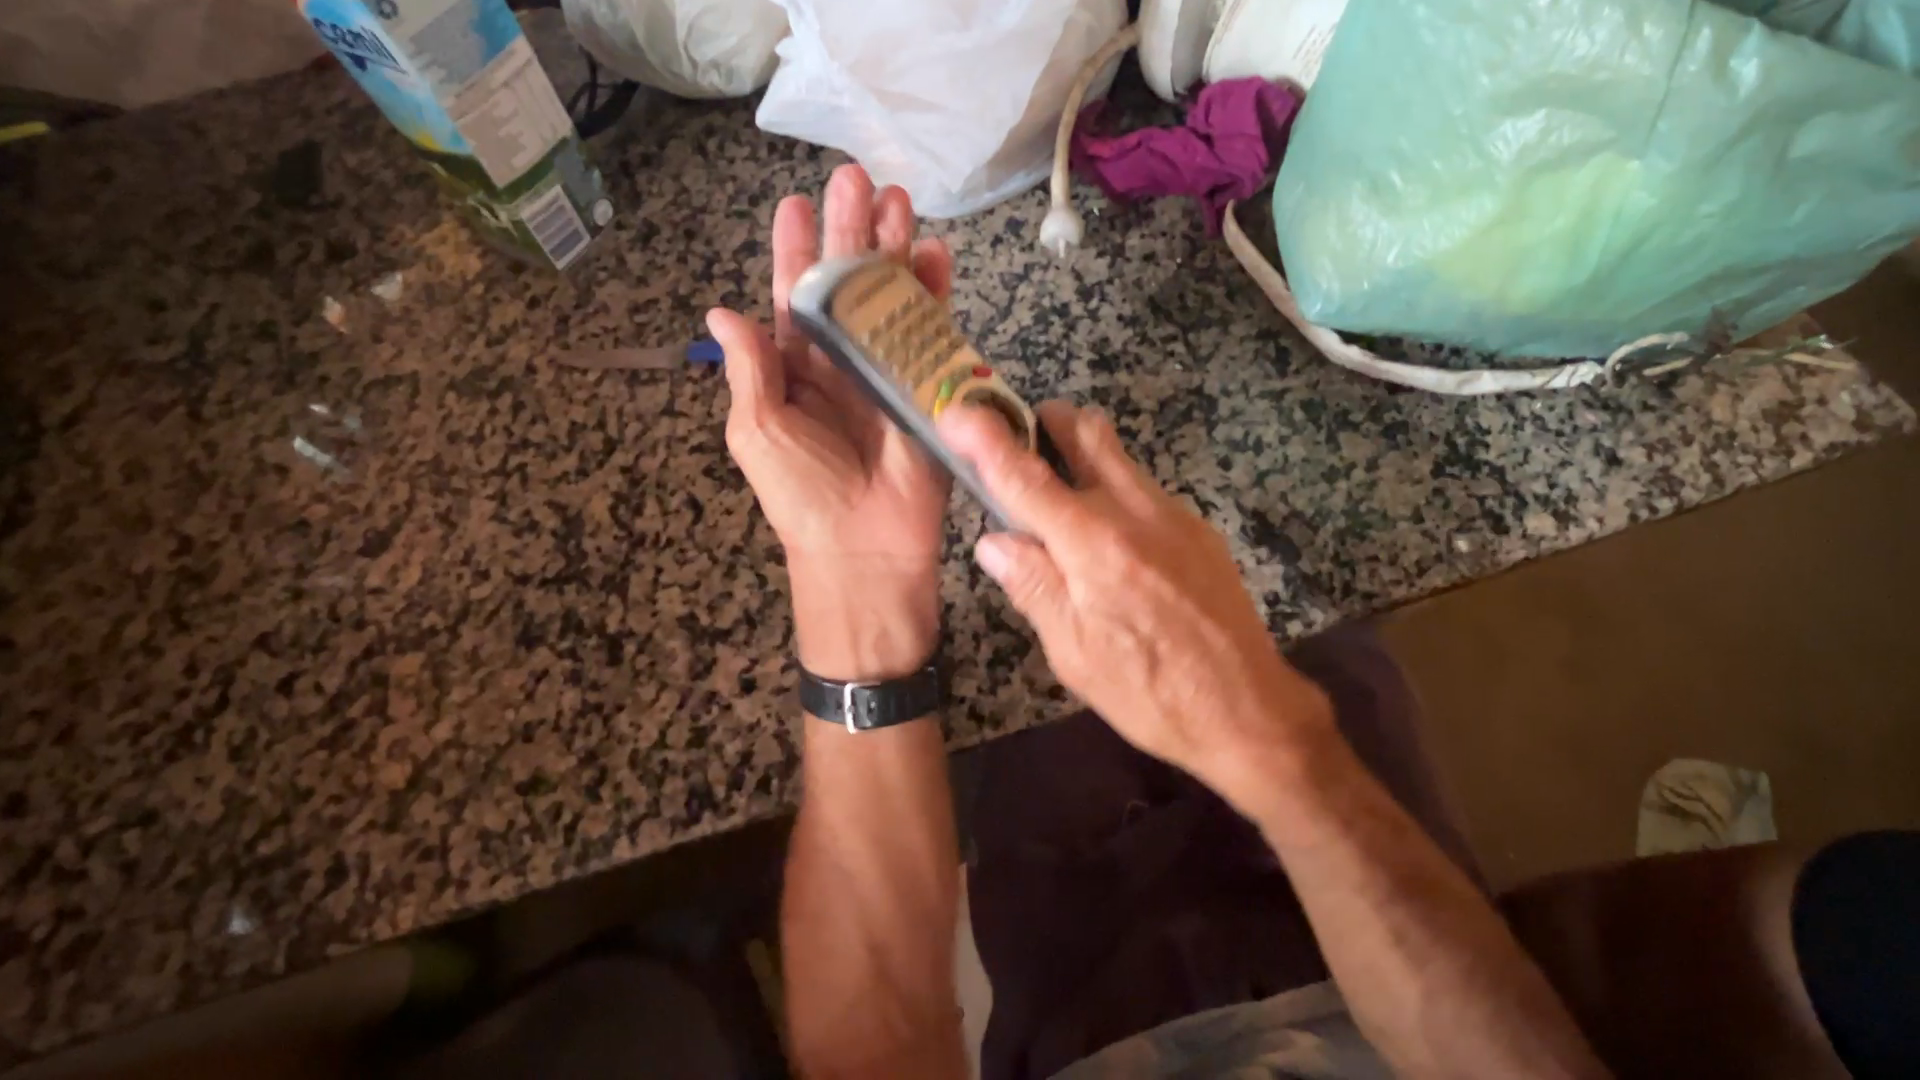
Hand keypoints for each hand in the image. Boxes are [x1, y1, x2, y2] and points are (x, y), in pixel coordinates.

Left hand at [709, 165, 955, 682]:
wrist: (864, 547)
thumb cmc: (801, 493)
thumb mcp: (759, 432)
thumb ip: (750, 370)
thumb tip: (721, 310)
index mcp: (795, 369)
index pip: (794, 297)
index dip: (795, 251)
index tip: (796, 203)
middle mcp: (842, 360)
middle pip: (848, 284)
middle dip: (851, 231)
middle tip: (856, 178)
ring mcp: (888, 370)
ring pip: (892, 297)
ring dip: (895, 248)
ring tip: (898, 198)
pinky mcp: (930, 387)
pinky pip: (933, 333)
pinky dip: (936, 294)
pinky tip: (935, 253)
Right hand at [937, 401, 1336, 803]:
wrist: (1247, 708)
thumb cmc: (1148, 692)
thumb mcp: (1074, 652)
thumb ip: (1033, 586)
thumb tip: (994, 543)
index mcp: (1093, 545)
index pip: (1025, 478)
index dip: (986, 440)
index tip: (957, 412)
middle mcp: (1135, 512)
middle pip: (1087, 432)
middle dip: (1048, 422)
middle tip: (1021, 438)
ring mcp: (1174, 516)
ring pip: (1120, 458)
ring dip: (1082, 456)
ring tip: (1059, 494)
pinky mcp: (1199, 530)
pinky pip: (1144, 491)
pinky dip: (1114, 494)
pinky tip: (1110, 543)